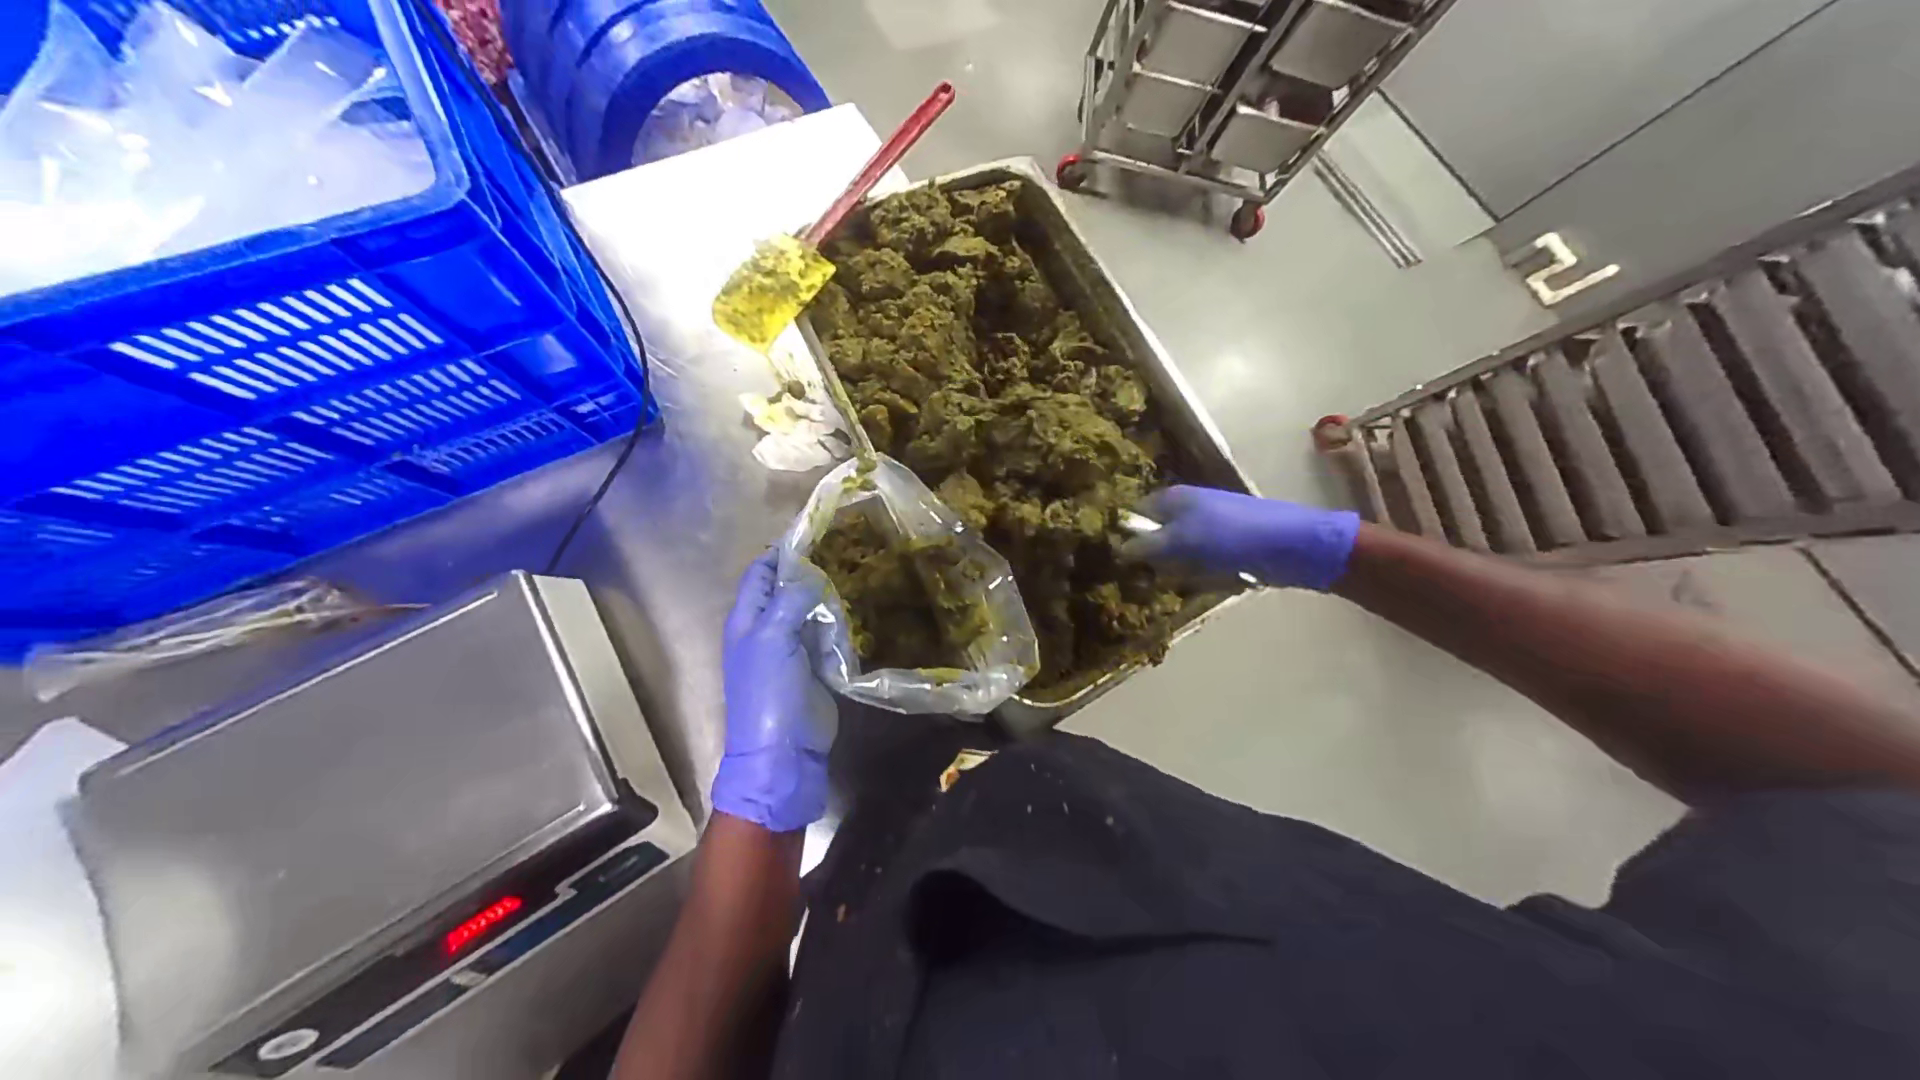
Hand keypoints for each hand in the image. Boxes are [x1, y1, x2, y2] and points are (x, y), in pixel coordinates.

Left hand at [710, 551, 837, 831]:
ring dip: (830, 600)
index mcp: (748, 619)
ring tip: (858, 579)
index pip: (761, 572)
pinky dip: (840, 627)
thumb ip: (789, 599)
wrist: (784, 753)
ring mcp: (793, 650)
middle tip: (847, 554)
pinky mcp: (816, 667)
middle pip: (790, 589)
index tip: (814, 532)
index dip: (782, 552)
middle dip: (813, 573)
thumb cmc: (769, 693)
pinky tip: (858, 614)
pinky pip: (829, 637)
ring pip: (813, 611)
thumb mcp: (774, 639)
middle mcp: (769, 629)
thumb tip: (808, 572)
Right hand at [1123, 485, 1359, 590]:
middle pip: (1156, 535)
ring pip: (1178, 553)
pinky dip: (1202, 574)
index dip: (1126, 535)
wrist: (1294, 545)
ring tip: (1184, 580)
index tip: (1119, 561)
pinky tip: (1209, 581)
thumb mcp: (1181, 540)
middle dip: (1152, 557)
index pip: (1136, 514)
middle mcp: (1189, 509)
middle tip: (1150, 576)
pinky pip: (1202, 563)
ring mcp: (1210, 528)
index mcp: (1174, 498)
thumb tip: (1118, 550)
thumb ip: (1146, 545)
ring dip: (1178, 569)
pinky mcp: (1228, 547)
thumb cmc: (1231, 536)